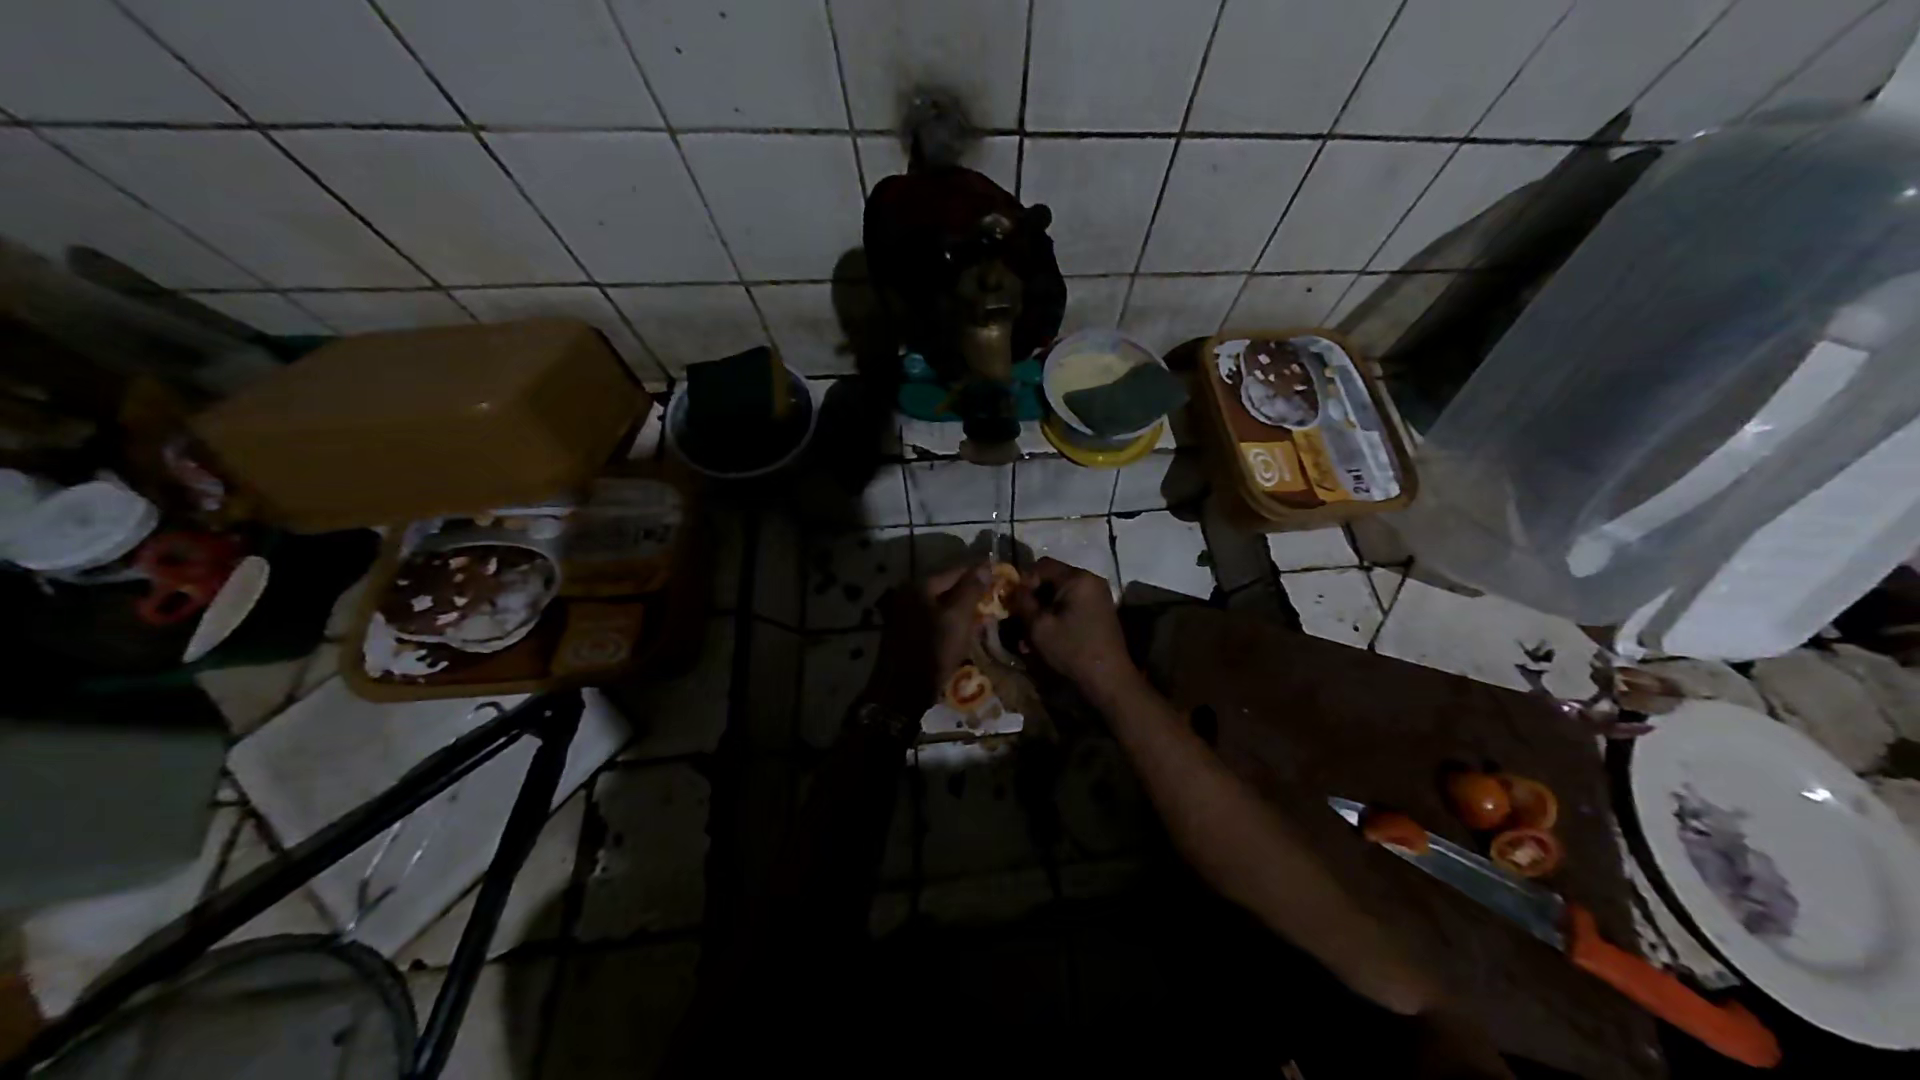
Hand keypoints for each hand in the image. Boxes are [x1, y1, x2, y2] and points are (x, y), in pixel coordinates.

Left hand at [862, 561, 991, 714]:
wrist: (903, 689)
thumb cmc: (934, 650)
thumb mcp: (958, 618)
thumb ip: (971, 589)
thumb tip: (985, 565)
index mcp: (920, 585)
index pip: (957, 570)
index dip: (981, 573)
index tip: (1002, 577)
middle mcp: (908, 593)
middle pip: (948, 586)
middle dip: (972, 591)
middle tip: (996, 598)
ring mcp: (904, 611)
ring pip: (941, 603)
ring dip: (962, 607)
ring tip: (985, 615)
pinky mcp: (906, 629)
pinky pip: (933, 616)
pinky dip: (950, 619)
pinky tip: (965, 629)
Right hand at [1010, 557, 1140, 702]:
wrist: (1109, 678)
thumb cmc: (1072, 649)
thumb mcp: (1039, 626)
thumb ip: (1022, 602)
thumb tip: (1013, 588)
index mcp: (1077, 578)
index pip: (1042, 565)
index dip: (1023, 581)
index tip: (1013, 602)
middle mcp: (1091, 580)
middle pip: (1052, 578)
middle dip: (1033, 597)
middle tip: (1019, 618)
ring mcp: (1098, 596)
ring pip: (1060, 594)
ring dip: (1043, 609)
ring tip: (1030, 632)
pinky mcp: (1100, 611)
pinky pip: (1072, 605)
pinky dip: (1057, 615)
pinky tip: (1047, 636)